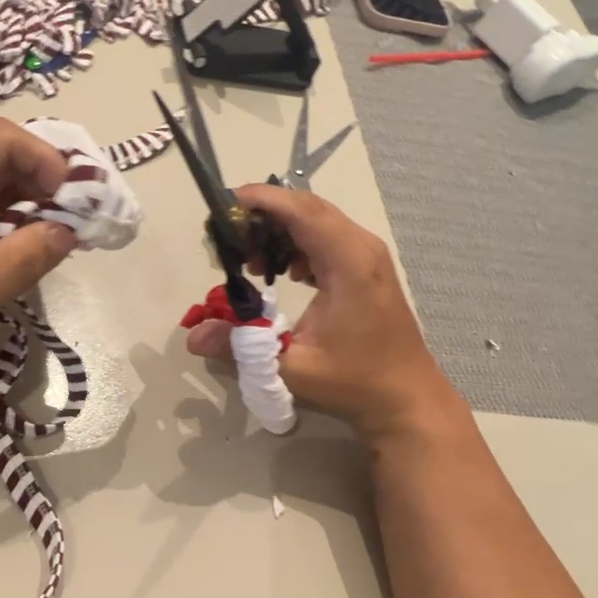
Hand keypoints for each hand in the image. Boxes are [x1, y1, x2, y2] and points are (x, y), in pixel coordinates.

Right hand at [184, 185, 467, 444]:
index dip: (262, 200)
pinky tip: (279, 272)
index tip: (224, 204)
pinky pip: (327, 238)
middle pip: (307, 209)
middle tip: (226, 237)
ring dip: (279, 230)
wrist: (405, 396)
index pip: (301, 211)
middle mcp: (361, 248)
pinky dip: (297, 243)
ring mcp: (367, 256)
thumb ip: (239, 347)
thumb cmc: (353, 381)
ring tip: (248, 260)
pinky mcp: (366, 268)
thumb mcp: (290, 367)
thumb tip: (193, 337)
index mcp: (347, 263)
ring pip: (317, 221)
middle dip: (264, 214)